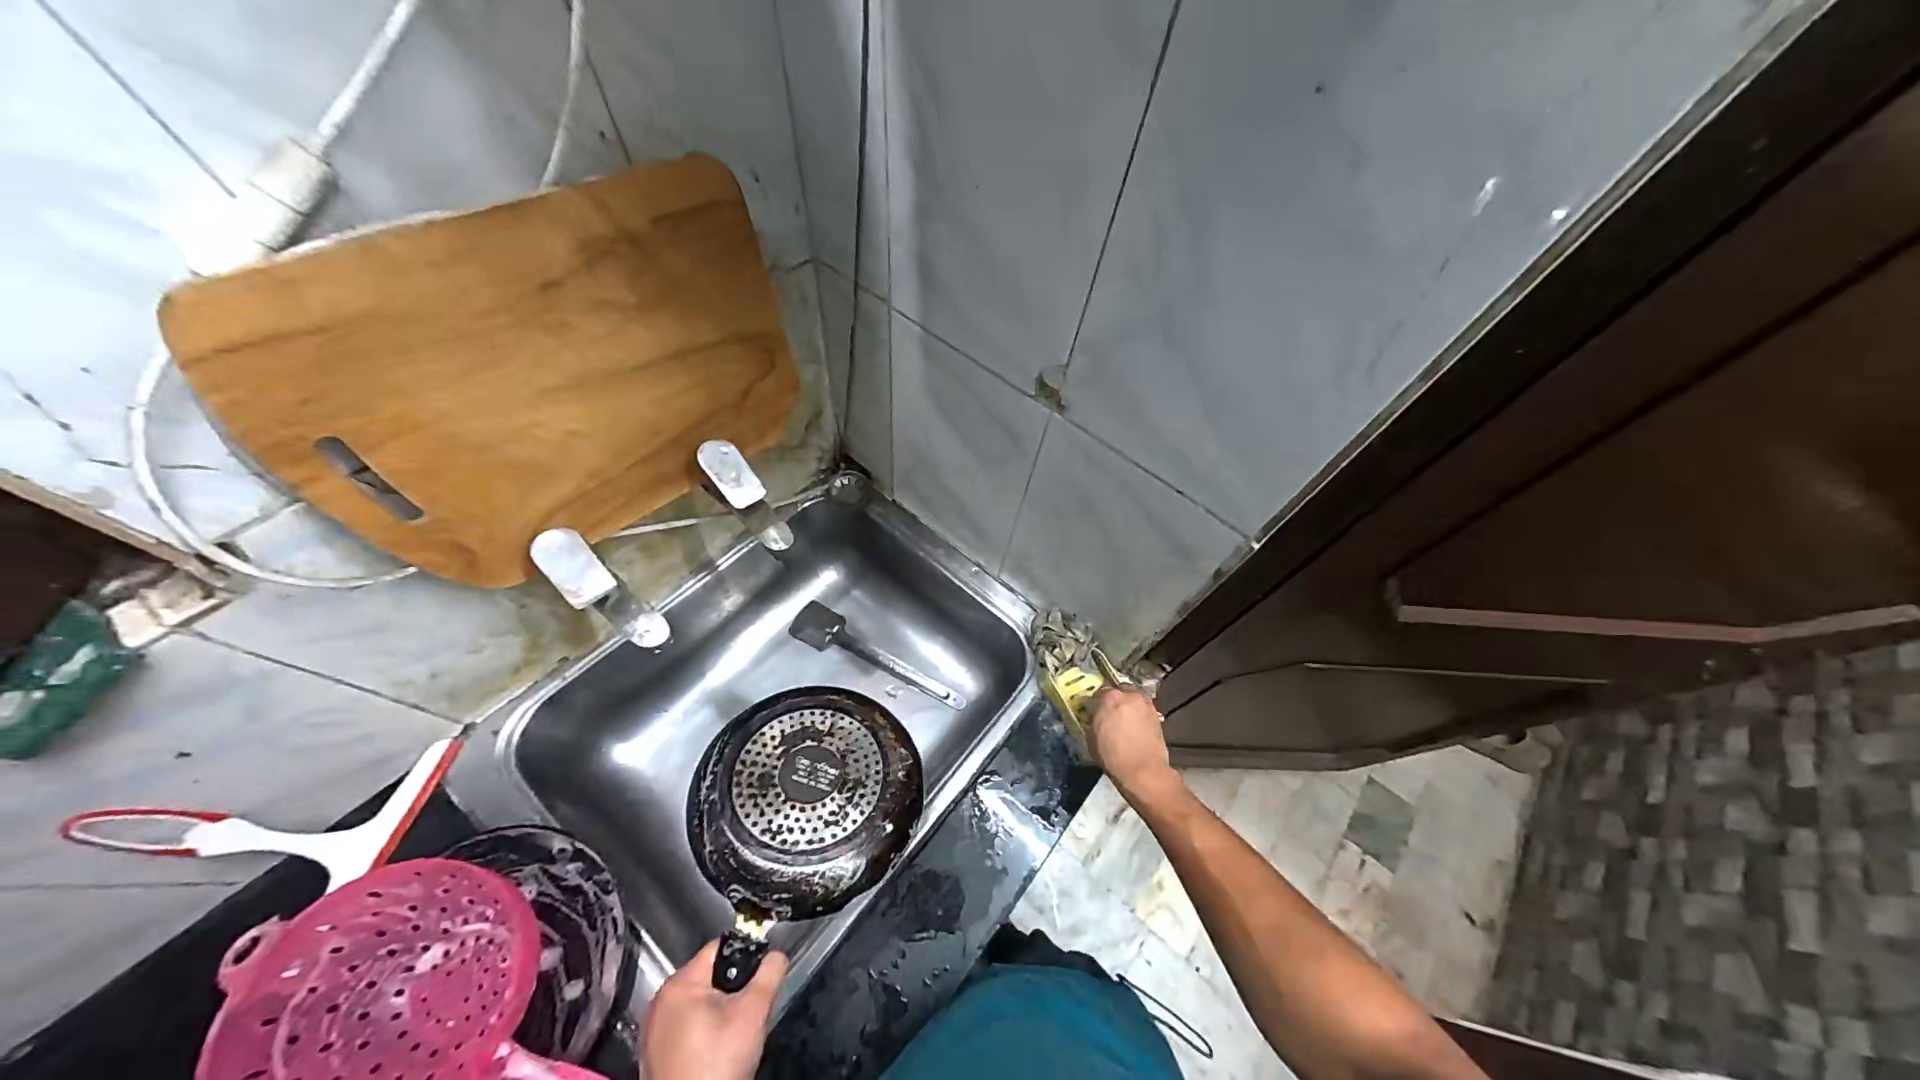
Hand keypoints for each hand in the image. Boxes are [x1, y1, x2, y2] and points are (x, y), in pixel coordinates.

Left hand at [642, 939, 787, 1079]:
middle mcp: (660, 1001)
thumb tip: (777, 954)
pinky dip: (703, 1031)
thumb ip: (769, 974)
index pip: (719, 948)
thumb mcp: (754, 1012)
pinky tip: (715, 1052)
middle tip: (750, 1009)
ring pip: (698, 1002)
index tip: (761, 975)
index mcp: (679, 984)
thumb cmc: (719, 1062)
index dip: (745, 954)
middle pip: (709, 976)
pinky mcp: (654, 1054)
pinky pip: (685, 1026)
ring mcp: (653, 1030)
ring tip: (734, 1032)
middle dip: (733, 987)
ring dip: (719, 1010)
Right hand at [1088, 686, 1174, 796]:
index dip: (1098, 703)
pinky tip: (1136, 727)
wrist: (1143, 770)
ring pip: (1134, 699)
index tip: (1097, 711)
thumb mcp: (1092, 738)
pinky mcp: (1157, 715)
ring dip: (1129, 706)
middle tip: (1112, 713)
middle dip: (1116, 700)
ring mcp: (1146, 704)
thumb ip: (1094, 721)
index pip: (1100, 693)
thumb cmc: (1113, 756)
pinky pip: (1144, 710)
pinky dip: (1139, 715)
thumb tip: (1097, 718)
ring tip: (1126, 720)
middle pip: (1120, 692)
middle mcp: (1129, 695)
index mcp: (1110, 698)